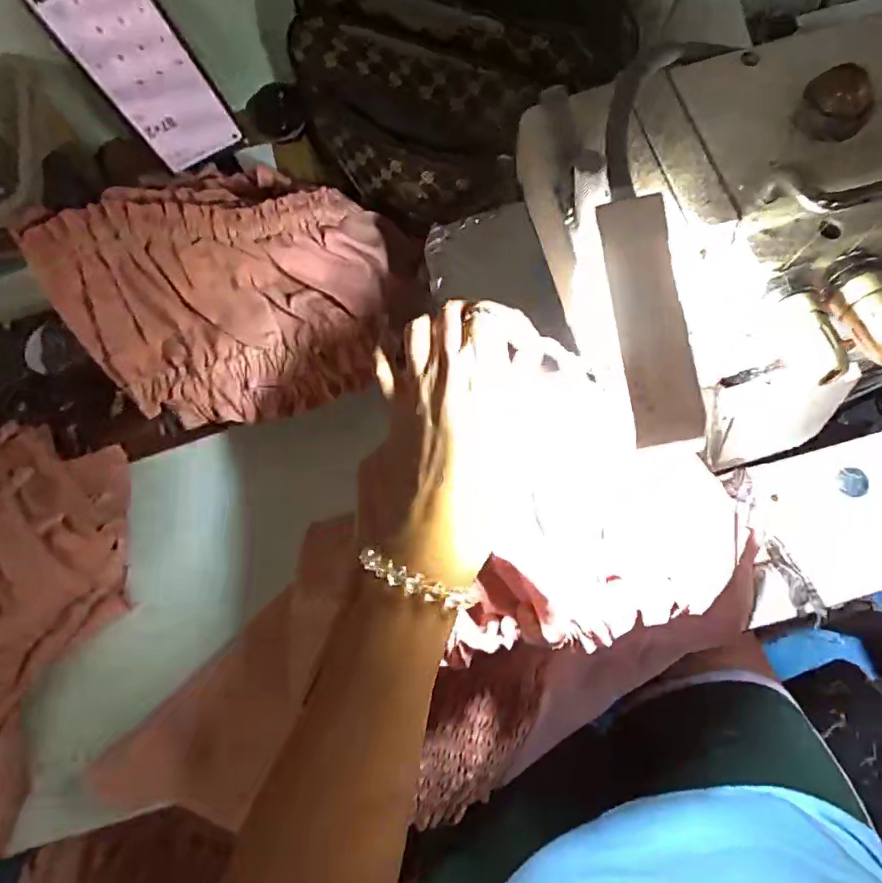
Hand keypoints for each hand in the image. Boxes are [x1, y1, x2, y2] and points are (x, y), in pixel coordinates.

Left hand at [357, 301, 544, 587]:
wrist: (412, 566)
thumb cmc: (470, 527)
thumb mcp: (501, 472)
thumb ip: (500, 427)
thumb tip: (502, 396)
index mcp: (468, 407)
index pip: (472, 340)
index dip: (479, 320)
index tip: (488, 316)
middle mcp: (431, 400)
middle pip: (436, 334)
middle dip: (451, 318)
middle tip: (463, 318)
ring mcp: (399, 414)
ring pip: (406, 349)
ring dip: (422, 335)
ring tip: (436, 335)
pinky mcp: (379, 433)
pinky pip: (384, 384)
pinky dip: (391, 365)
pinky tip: (392, 356)